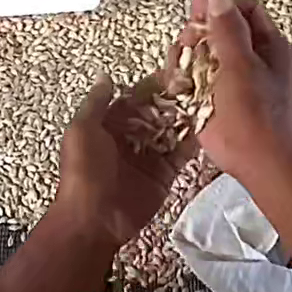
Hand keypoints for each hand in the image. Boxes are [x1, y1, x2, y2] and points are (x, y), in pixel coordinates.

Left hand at [53, 74, 194, 249]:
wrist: (93, 219)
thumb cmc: (83, 171)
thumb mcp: (82, 130)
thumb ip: (97, 103)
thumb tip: (106, 76)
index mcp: (108, 126)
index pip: (134, 100)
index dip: (152, 86)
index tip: (174, 71)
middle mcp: (131, 139)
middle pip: (156, 114)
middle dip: (174, 100)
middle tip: (197, 84)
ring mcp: (149, 157)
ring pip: (171, 132)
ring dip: (187, 117)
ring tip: (208, 100)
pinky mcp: (164, 175)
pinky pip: (181, 154)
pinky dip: (193, 141)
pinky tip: (209, 125)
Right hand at [188, 0, 291, 189]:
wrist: (263, 163)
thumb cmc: (258, 114)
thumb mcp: (242, 66)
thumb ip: (228, 30)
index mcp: (267, 45)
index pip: (244, 9)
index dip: (220, 6)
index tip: (196, 12)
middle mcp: (250, 60)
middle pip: (219, 31)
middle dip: (199, 33)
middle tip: (187, 43)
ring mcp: (231, 81)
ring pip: (203, 56)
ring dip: (187, 57)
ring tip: (179, 66)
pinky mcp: (214, 102)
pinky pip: (194, 82)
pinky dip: (183, 80)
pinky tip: (176, 85)